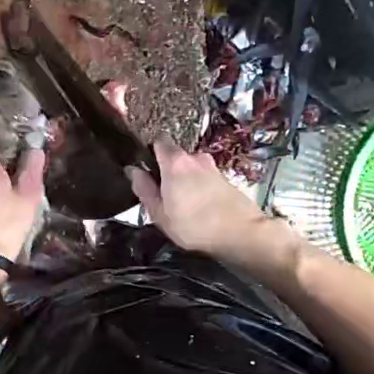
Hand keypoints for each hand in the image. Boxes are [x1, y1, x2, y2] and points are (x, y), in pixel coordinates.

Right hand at [127, 139, 293, 266]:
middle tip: (164, 192)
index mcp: (175, 162)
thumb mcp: (160, 213)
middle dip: (169, 169)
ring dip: (187, 179)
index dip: (152, 150)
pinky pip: (206, 178)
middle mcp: (196, 158)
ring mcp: (214, 168)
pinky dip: (201, 187)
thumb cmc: (194, 225)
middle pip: (177, 156)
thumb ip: (144, 189)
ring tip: (184, 203)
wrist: (240, 233)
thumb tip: (133, 170)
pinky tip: (200, 207)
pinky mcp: (227, 179)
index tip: (147, 166)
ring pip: (193, 168)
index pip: (160, 140)